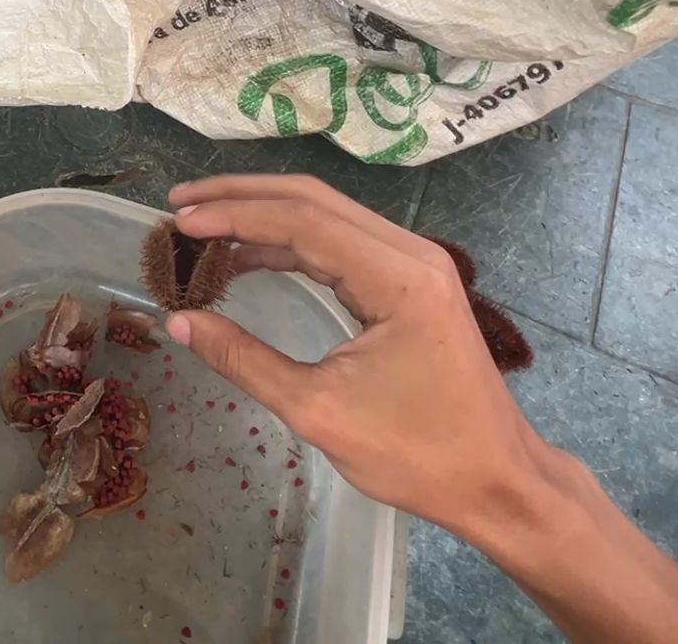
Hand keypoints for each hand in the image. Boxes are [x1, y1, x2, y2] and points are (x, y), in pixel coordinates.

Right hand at [163, 174, 557, 542]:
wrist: (500, 482)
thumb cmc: (417, 454)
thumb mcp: (317, 411)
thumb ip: (242, 358)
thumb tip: (178, 321)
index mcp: (397, 278)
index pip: (302, 221)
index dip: (234, 216)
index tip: (181, 222)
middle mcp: (408, 252)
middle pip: (310, 198)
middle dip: (239, 195)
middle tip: (180, 202)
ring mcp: (409, 260)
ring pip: (321, 211)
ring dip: (258, 212)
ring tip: (201, 224)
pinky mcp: (403, 276)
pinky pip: (334, 239)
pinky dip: (283, 240)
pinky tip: (244, 255)